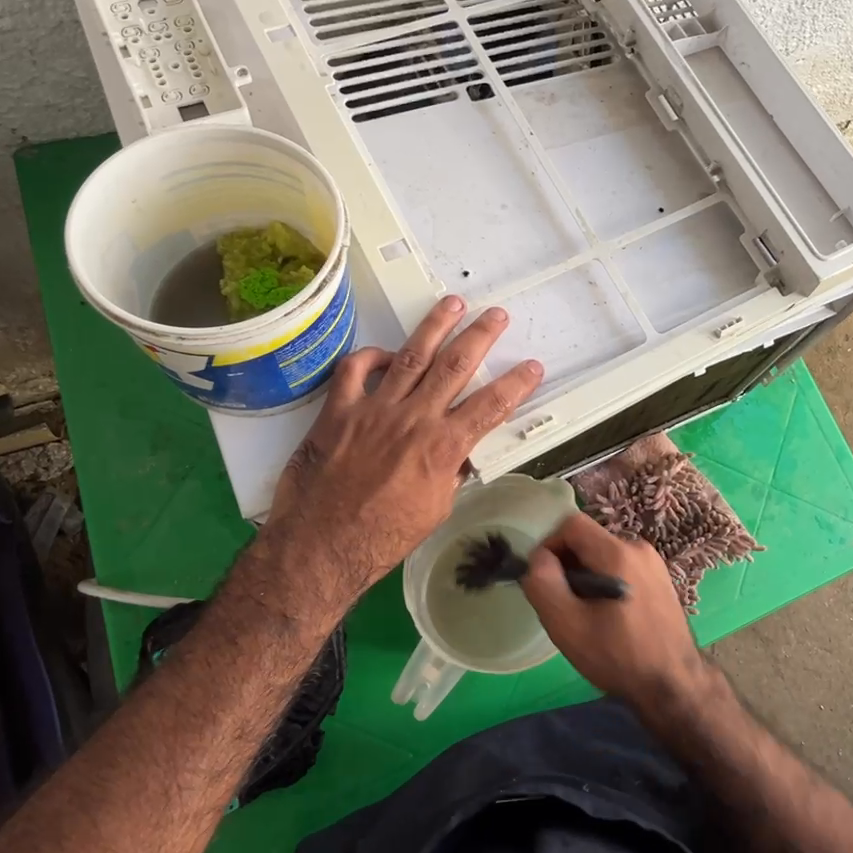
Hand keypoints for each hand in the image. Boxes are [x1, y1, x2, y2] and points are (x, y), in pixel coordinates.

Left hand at [262, 296, 543, 591]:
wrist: (321, 547)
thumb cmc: (382, 538)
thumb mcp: (436, 509)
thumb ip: (450, 473)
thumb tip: (459, 453)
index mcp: (442, 447)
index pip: (491, 405)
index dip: (515, 383)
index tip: (532, 366)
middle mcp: (414, 419)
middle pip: (455, 366)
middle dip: (480, 336)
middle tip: (496, 315)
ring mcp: (374, 410)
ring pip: (412, 356)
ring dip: (435, 327)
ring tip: (452, 305)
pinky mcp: (338, 411)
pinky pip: (354, 370)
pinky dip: (370, 355)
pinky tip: (385, 352)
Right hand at [522, 513, 705, 704]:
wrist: (674, 684)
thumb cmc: (619, 656)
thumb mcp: (568, 626)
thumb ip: (544, 585)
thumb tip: (538, 558)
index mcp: (618, 552)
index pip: (572, 524)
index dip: (549, 546)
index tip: (544, 580)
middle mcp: (639, 548)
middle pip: (589, 541)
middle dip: (568, 567)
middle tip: (564, 606)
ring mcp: (654, 563)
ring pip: (604, 556)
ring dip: (587, 578)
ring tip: (587, 618)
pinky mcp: (661, 579)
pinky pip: (622, 568)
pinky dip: (606, 584)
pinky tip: (609, 619)